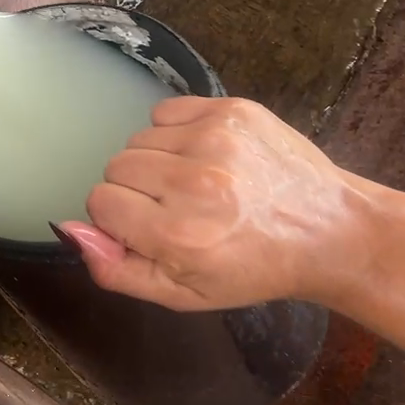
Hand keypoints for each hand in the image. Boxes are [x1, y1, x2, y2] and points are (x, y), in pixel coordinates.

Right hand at [53, 96, 385, 310]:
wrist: (334, 232)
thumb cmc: (253, 268)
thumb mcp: (183, 293)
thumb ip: (116, 269)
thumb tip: (70, 229)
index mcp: (180, 234)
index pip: (100, 202)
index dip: (120, 218)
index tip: (153, 228)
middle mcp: (196, 183)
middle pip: (115, 167)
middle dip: (137, 188)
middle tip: (178, 207)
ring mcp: (215, 140)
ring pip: (138, 139)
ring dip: (157, 160)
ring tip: (196, 182)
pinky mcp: (231, 111)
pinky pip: (164, 112)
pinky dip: (174, 133)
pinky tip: (204, 156)